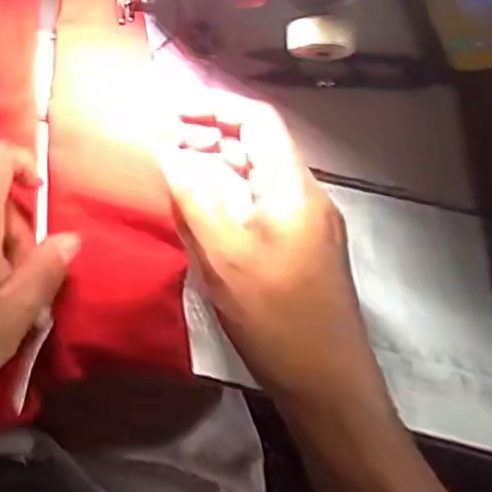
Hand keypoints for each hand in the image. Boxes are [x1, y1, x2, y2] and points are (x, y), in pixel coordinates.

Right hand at [158, 89, 379, 406]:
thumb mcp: (222, 254)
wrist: (327, 385)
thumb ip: (192, 196)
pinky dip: (227, 190)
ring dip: (217, 162)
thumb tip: (166, 150)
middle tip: (164, 141)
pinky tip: (198, 204)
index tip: (171, 112)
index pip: (258, 120)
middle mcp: (306, 195)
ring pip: (257, 173)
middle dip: (210, 132)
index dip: (214, 106)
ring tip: (173, 166)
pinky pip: (259, 199)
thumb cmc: (274, 316)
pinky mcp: (300, 244)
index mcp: (293, 189)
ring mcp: (306, 221)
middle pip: (258, 143)